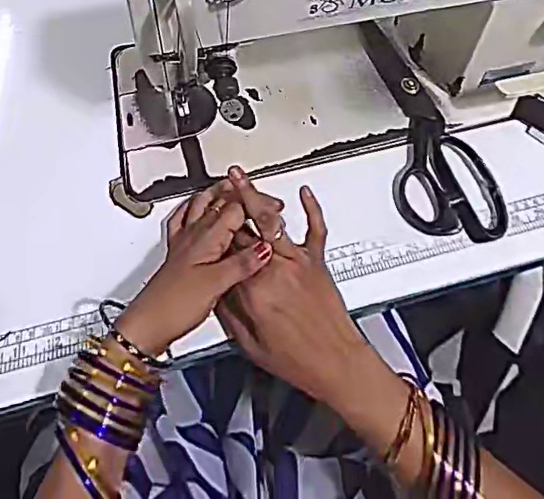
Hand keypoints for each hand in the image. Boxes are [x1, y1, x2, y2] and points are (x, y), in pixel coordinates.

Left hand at [114, 180, 271, 355]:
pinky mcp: (177, 253)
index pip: (237, 207)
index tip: (274, 207)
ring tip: (232, 188)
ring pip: (202, 205)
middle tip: (263, 199)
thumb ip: (242, 263)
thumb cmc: (175, 305)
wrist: (147, 325)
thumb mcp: (216, 285)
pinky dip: (192, 208)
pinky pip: (184, 219)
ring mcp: (185, 242)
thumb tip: (265, 246)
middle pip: (221, 202)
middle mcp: (195, 233)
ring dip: (218, 194)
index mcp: (207, 237)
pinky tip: (194, 208)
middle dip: (242, 195)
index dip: (257, 204)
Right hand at [214, 169, 394, 411]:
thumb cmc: (299, 360)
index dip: (215, 234)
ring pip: (272, 221)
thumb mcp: (251, 345)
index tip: (205, 221)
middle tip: (217, 188)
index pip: (227, 253)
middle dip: (229, 207)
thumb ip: (230, 313)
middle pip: (246, 230)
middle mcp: (276, 269)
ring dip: (255, 196)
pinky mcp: (317, 261)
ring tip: (241, 179)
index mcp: (255, 290)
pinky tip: (304, 193)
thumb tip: (216, 292)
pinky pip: (315, 228)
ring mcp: (298, 261)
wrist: (338, 364)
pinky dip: (312, 208)